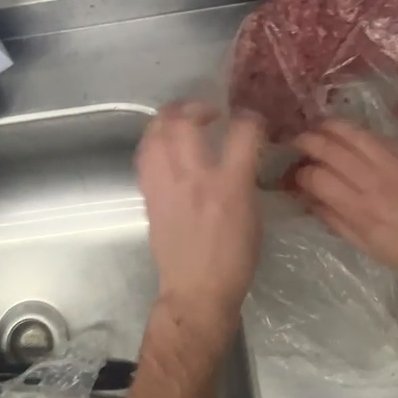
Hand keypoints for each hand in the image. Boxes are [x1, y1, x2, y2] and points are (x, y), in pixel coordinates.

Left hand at [135, 102, 263, 340]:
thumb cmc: (234, 258)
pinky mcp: (149, 194)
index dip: (249, 118)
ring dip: (169, 117)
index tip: (250, 119)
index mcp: (230, 185)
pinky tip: (163, 141)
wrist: (196, 290)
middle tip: (207, 112)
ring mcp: (167, 184)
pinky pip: (145, 155)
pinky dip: (154, 140)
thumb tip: (240, 154)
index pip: (241, 132)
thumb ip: (245, 177)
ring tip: (180, 118)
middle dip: (197, 106)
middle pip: (185, 122)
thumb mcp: (253, 214)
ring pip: (157, 132)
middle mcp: (195, 178)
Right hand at [289, 120, 397, 291]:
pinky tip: (352, 138)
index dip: (299, 173)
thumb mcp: (369, 248)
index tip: (294, 175)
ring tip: (316, 128)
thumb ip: (335, 221)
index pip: (316, 177)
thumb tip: (308, 199)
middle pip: (328, 147)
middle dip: (304, 141)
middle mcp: (375, 181)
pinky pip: (378, 136)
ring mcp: (396, 163)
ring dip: (327, 126)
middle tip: (294, 141)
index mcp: (362, 210)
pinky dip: (359, 134)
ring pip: (351, 132)